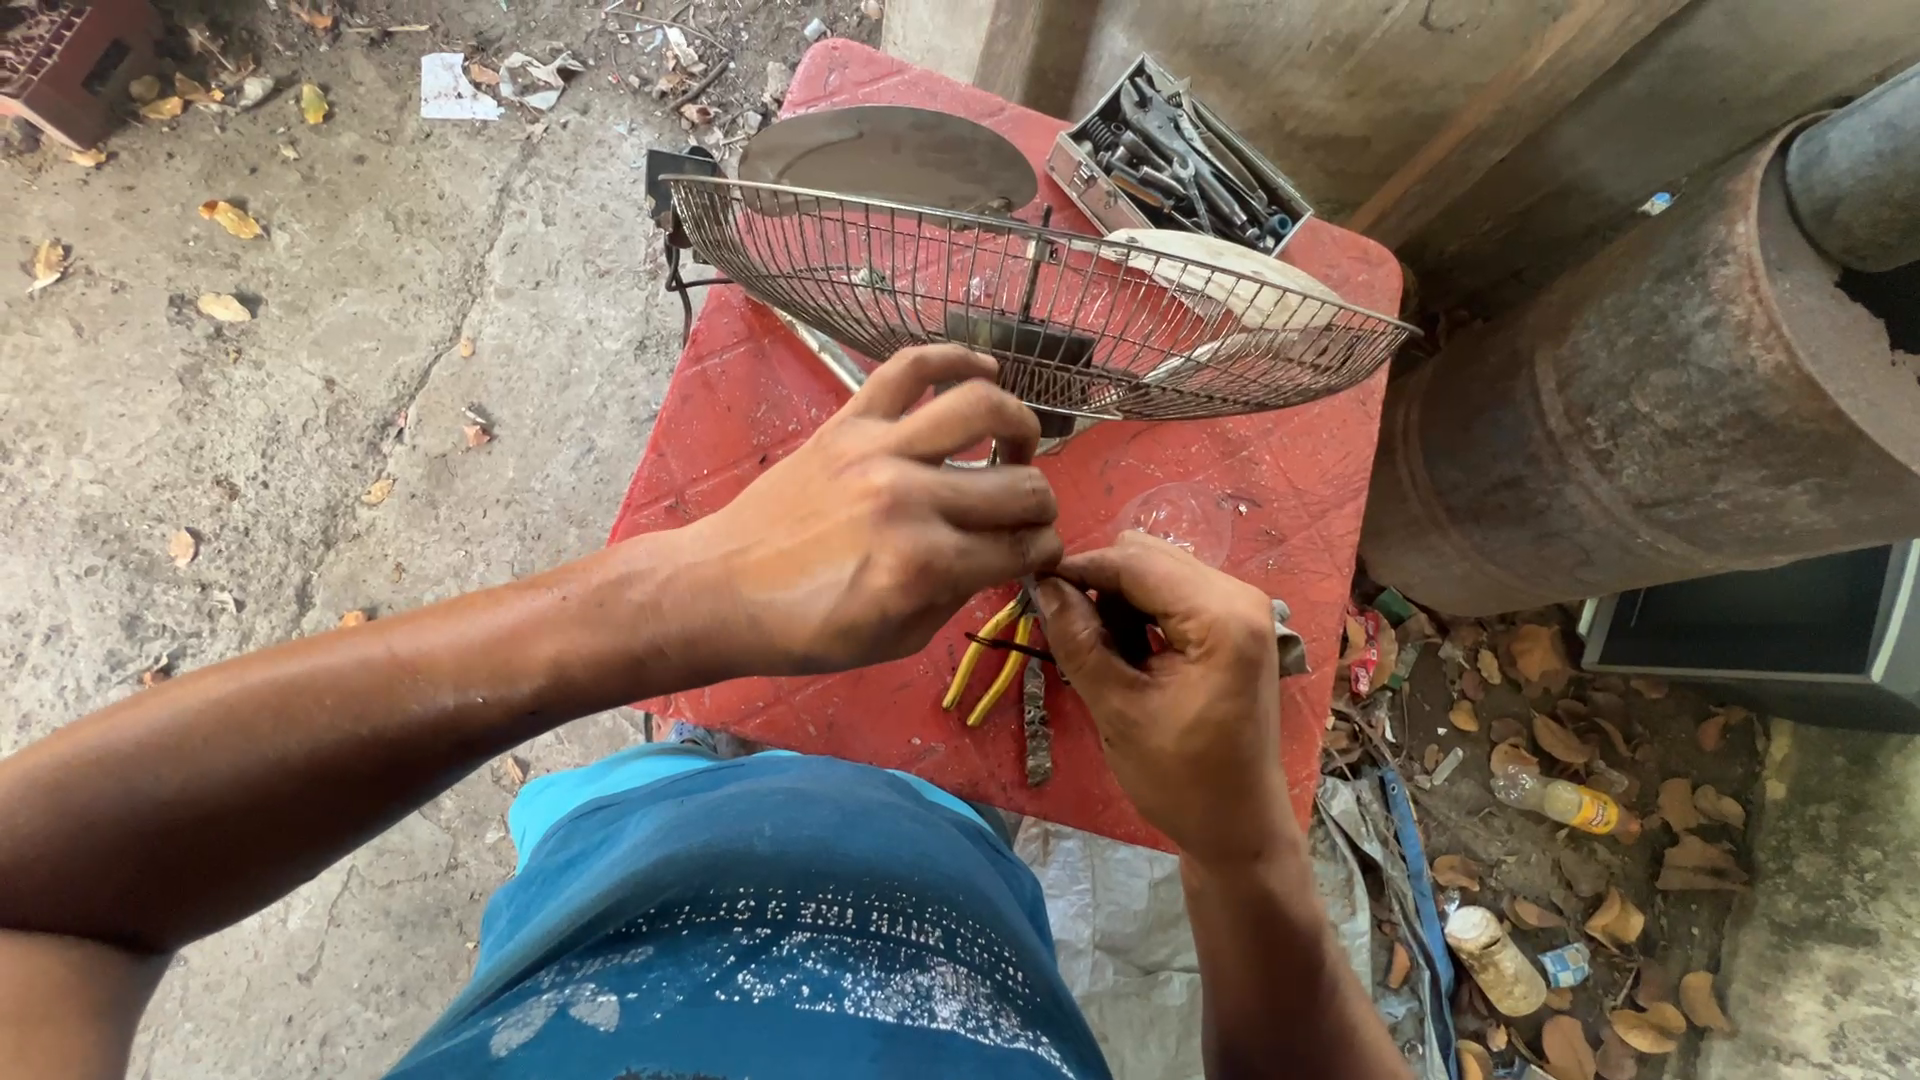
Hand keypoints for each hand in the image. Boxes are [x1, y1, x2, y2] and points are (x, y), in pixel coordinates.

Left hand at [682, 345, 1062, 676]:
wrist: (722, 589)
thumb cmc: (807, 630)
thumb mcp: (898, 639)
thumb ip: (957, 593)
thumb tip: (998, 555)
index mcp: (926, 565)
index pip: (1023, 547)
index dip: (1044, 552)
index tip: (1038, 553)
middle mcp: (912, 498)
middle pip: (1020, 486)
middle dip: (1042, 506)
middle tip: (1028, 515)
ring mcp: (878, 449)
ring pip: (980, 408)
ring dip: (1020, 425)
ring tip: (1018, 442)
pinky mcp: (848, 420)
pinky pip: (909, 367)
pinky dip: (955, 357)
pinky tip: (983, 368)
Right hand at [1031, 532, 1296, 867]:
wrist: (1238, 826)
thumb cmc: (1181, 779)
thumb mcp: (1117, 710)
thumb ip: (1079, 640)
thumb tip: (1044, 584)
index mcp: (1221, 616)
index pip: (1136, 562)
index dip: (1080, 568)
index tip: (1033, 585)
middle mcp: (1239, 596)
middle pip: (1148, 556)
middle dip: (1100, 583)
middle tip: (1068, 629)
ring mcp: (1240, 607)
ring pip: (1157, 570)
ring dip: (1119, 598)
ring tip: (1100, 649)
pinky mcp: (1234, 623)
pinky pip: (1173, 592)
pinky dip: (1140, 610)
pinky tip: (1126, 650)